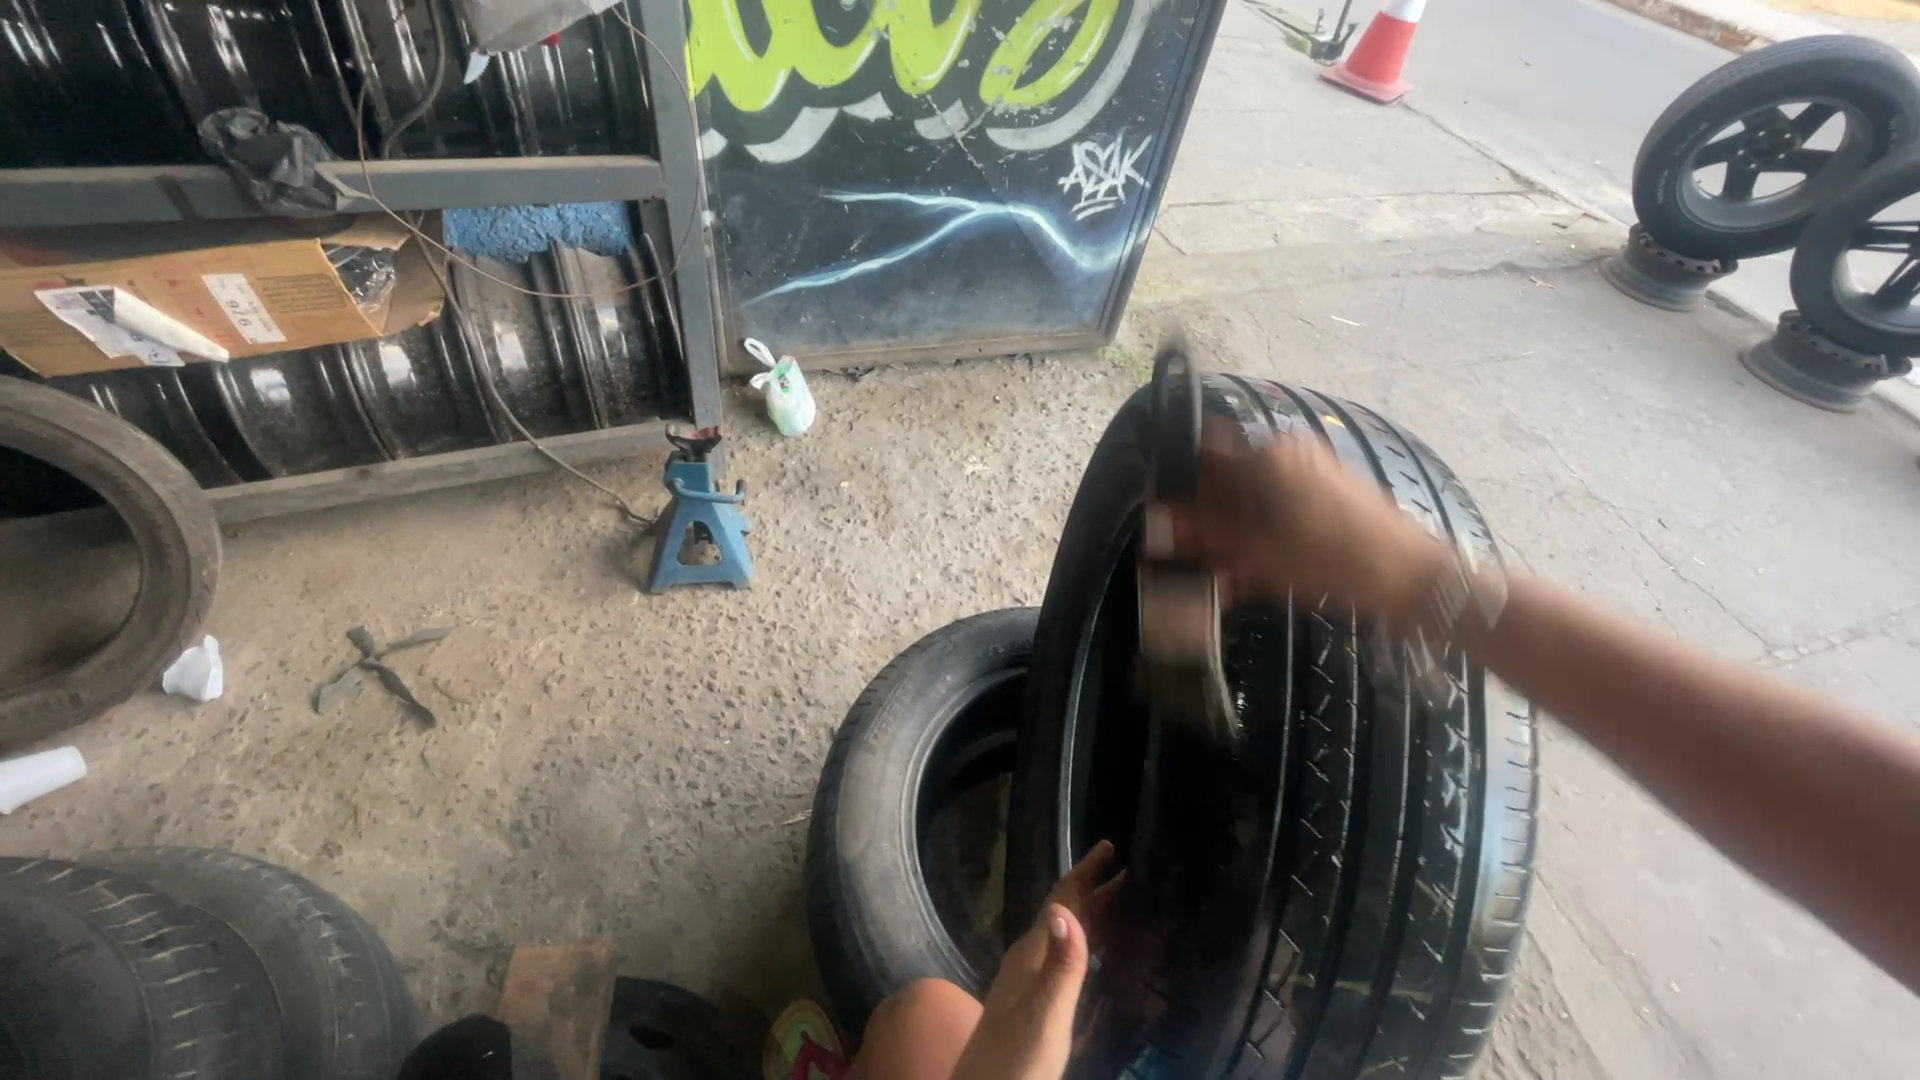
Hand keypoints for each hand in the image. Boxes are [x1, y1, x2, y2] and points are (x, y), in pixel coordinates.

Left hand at [951, 843, 1121, 1079]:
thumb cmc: (1017, 1059)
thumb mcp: (1047, 1014)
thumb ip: (1061, 965)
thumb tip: (1066, 906)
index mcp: (1032, 952)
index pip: (1062, 899)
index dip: (1085, 872)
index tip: (1109, 846)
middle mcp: (1029, 958)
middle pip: (1066, 912)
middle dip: (1097, 891)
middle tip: (1133, 875)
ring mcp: (1029, 980)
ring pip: (1066, 935)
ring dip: (1094, 916)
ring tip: (1125, 906)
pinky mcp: (1034, 1002)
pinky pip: (1065, 958)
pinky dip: (1088, 945)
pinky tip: (1099, 957)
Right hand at [1150, 422, 1452, 622]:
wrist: (1411, 577)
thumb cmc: (1329, 559)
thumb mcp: (1256, 552)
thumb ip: (1201, 534)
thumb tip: (1156, 524)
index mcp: (1265, 453)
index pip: (1200, 449)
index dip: (1174, 479)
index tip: (1159, 512)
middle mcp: (1286, 451)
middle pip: (1224, 474)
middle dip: (1202, 509)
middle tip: (1185, 547)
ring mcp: (1309, 470)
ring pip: (1250, 493)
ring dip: (1229, 524)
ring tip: (1218, 563)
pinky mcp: (1326, 492)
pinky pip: (1276, 504)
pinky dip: (1257, 529)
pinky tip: (1248, 565)